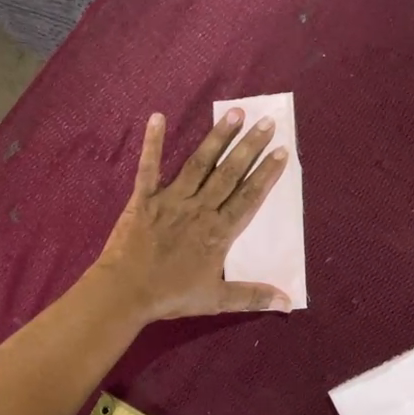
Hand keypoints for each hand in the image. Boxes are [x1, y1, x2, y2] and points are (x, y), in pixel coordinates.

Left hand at [87, 109, 289, 323]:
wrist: (125, 292)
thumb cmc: (170, 296)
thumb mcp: (216, 300)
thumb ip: (252, 296)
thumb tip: (288, 302)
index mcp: (218, 232)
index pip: (249, 197)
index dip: (266, 174)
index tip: (282, 151)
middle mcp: (198, 209)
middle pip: (229, 173)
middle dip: (249, 147)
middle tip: (266, 121)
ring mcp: (170, 201)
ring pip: (199, 164)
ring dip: (217, 137)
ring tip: (234, 112)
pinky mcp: (143, 199)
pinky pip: (149, 167)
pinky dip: (152, 142)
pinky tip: (157, 117)